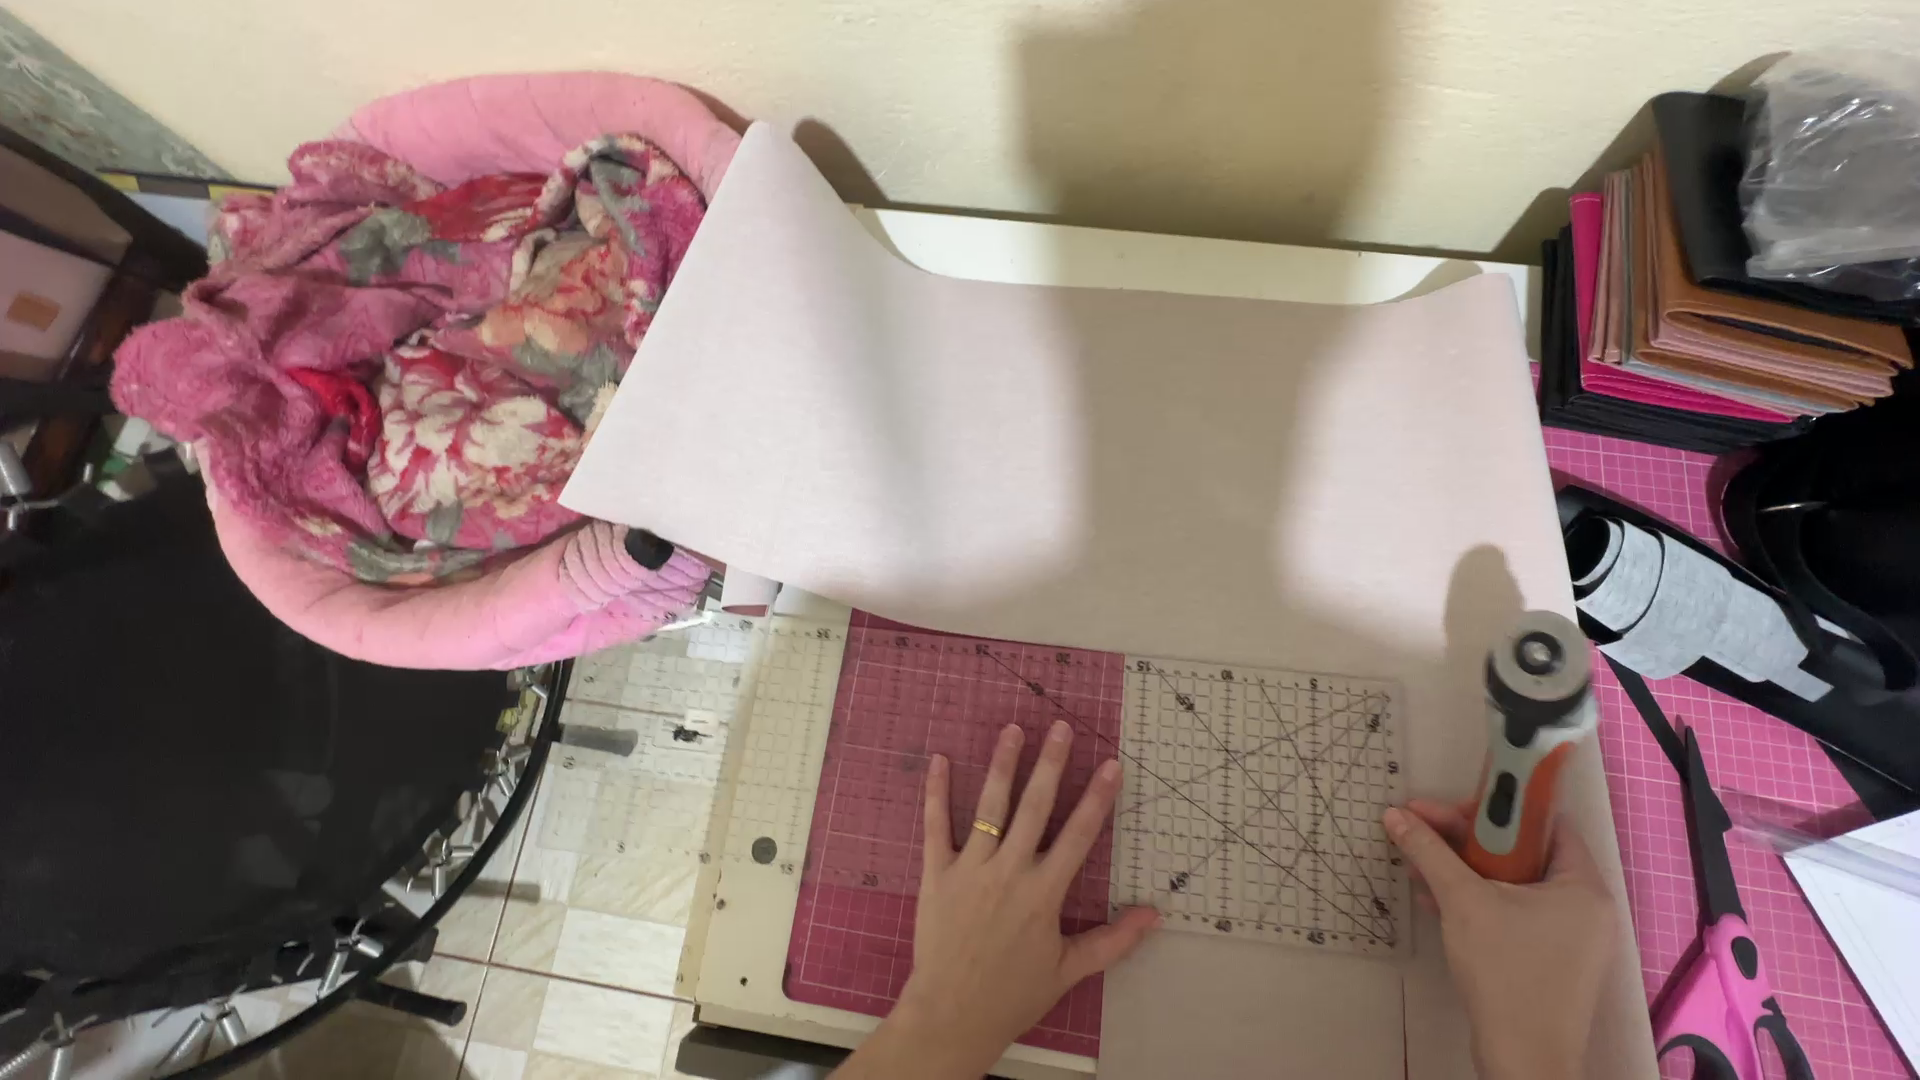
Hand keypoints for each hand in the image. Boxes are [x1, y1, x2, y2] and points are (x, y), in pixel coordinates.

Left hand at [833, 721, 1160, 1079]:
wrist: (951, 1015)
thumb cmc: (1013, 993)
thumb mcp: (1068, 970)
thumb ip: (1113, 940)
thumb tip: (1155, 915)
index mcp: (1044, 893)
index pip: (1078, 835)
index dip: (1097, 798)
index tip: (1112, 764)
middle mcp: (1010, 871)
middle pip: (1035, 807)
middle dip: (1051, 763)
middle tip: (1061, 726)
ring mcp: (971, 867)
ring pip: (990, 806)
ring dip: (1003, 764)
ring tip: (1013, 729)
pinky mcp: (937, 871)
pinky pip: (936, 824)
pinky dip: (937, 791)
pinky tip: (941, 759)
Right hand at [1384, 800, 1618, 1079]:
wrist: (1523, 1056)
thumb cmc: (1506, 968)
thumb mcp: (1461, 899)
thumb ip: (1428, 850)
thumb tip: (1394, 813)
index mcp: (1581, 886)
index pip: (1547, 823)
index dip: (1500, 808)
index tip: (1454, 804)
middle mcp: (1583, 906)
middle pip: (1521, 851)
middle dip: (1466, 837)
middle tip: (1422, 825)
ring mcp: (1567, 935)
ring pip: (1509, 881)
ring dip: (1461, 866)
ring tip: (1417, 859)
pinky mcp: (1546, 956)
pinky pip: (1508, 909)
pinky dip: (1472, 896)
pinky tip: (1431, 896)